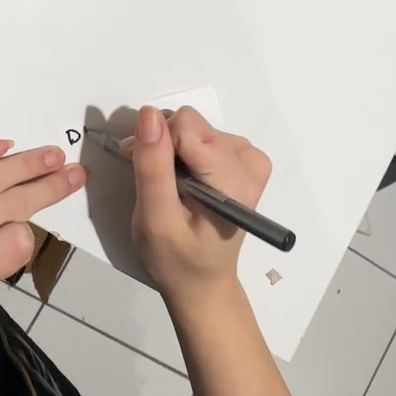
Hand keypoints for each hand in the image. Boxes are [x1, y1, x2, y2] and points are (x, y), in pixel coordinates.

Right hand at [129, 106, 271, 302]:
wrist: (202, 282)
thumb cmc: (175, 259)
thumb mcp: (155, 219)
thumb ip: (152, 165)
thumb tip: (149, 113)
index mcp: (234, 183)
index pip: (186, 126)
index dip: (157, 143)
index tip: (145, 169)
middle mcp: (250, 162)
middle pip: (191, 123)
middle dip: (164, 145)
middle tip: (153, 182)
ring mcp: (249, 158)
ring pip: (194, 126)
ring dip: (172, 150)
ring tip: (167, 185)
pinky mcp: (243, 158)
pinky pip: (202, 133)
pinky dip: (184, 151)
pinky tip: (183, 179)